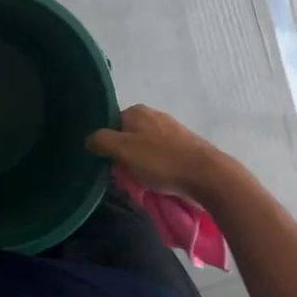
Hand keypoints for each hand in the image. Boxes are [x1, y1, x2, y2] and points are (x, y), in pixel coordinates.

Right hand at [86, 104, 234, 200]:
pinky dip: (158, 170)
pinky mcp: (185, 147)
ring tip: (143, 184)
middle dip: (125, 158)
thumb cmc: (161, 160)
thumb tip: (89, 140)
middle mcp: (154, 115)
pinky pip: (162, 158)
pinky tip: (161, 183)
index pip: (111, 125)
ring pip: (145, 149)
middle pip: (128, 138)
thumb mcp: (124, 149)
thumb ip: (101, 141)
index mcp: (137, 111)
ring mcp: (172, 130)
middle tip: (126, 178)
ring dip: (141, 166)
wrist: (207, 175)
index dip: (107, 146)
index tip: (110, 165)